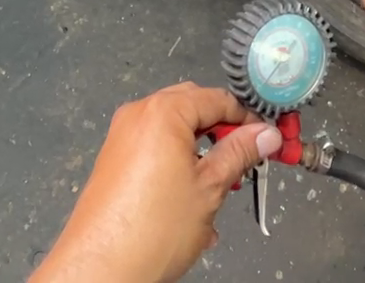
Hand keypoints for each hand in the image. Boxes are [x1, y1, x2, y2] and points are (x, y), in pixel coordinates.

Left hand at [32, 83, 281, 282]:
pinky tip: (190, 200)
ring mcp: (123, 136)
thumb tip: (264, 134)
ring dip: (201, 152)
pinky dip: (177, 163)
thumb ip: (240, 153)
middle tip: (246, 158)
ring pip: (174, 131)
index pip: (218, 99)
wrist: (99, 271)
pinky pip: (154, 148)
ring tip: (219, 187)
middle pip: (194, 109)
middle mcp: (139, 114)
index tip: (265, 137)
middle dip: (222, 133)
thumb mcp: (210, 188)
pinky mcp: (113, 159)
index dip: (247, 119)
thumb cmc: (147, 232)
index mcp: (164, 111)